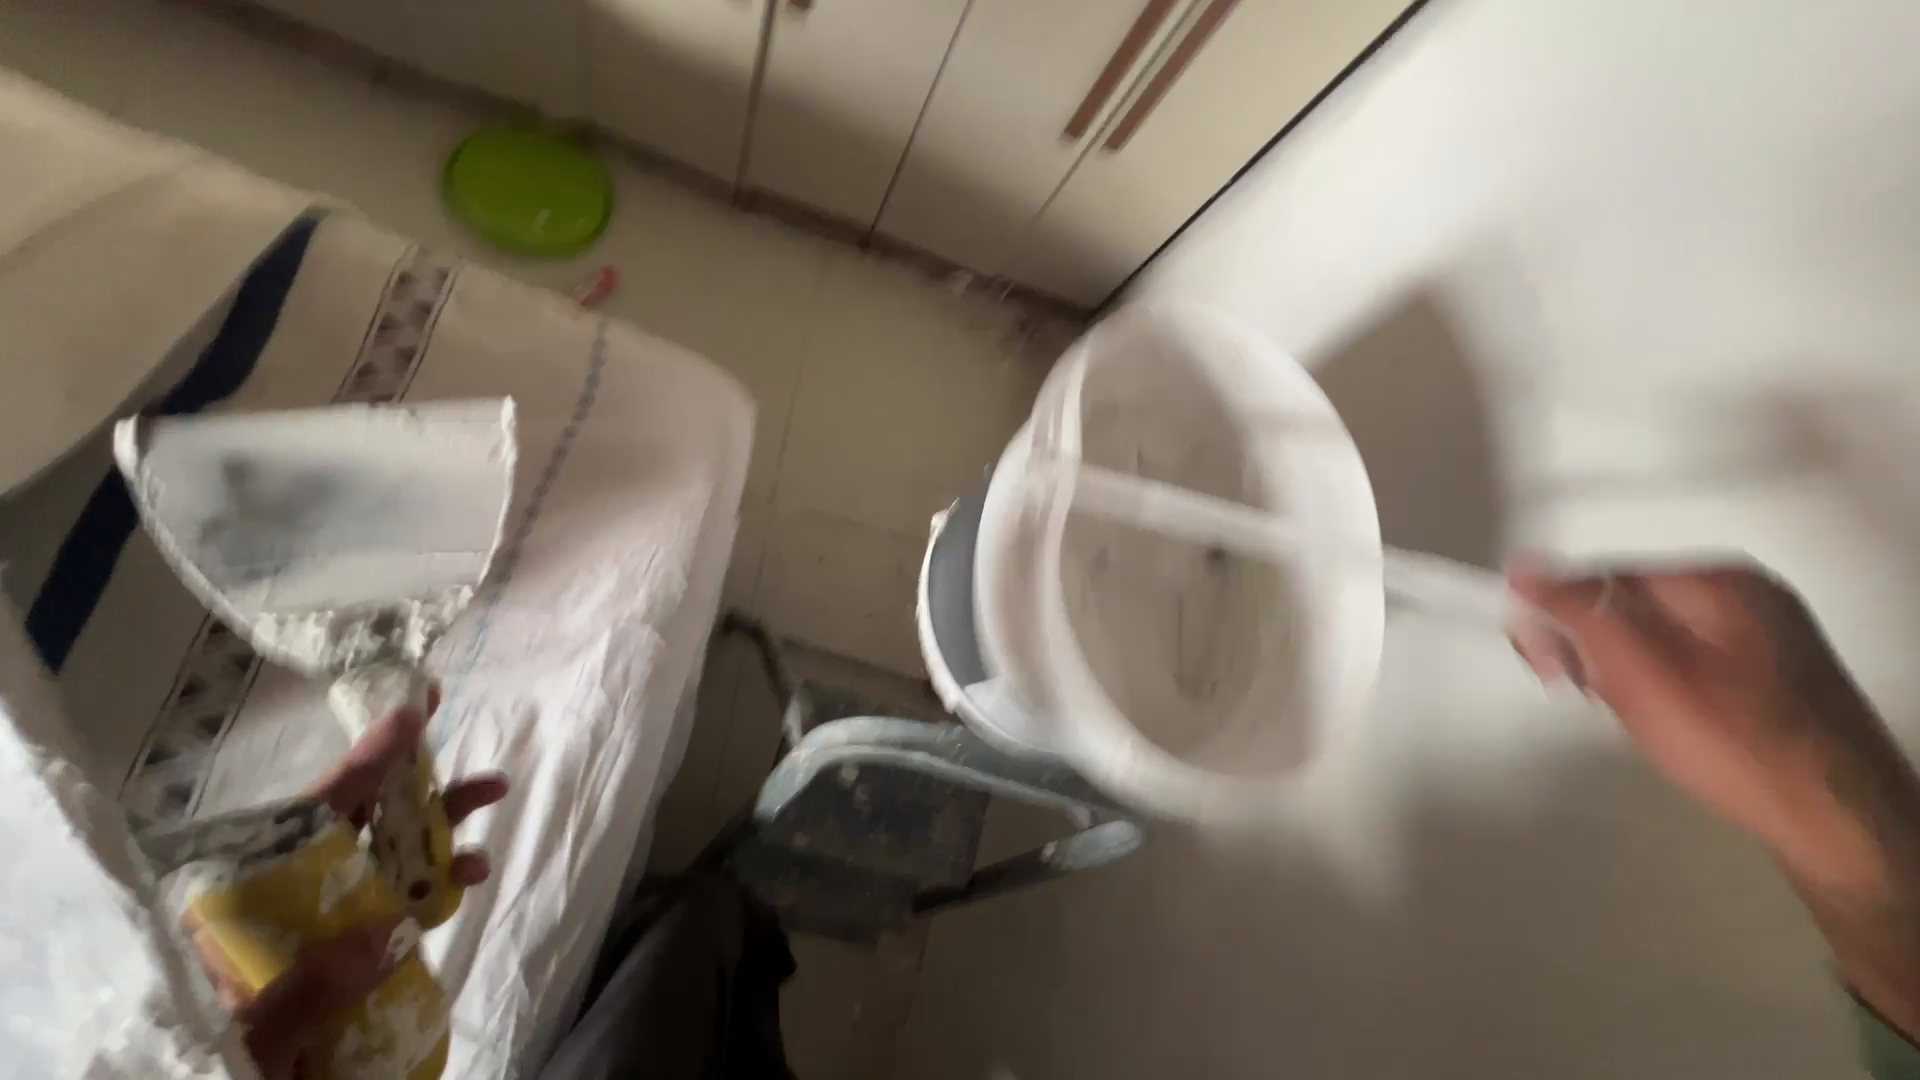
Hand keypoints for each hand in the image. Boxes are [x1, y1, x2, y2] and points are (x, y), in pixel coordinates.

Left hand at [190, 696, 507, 1078]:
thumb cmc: (211, 1053)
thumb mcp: (245, 1029)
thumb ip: (308, 983)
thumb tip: (391, 933)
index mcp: (248, 899)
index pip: (308, 816)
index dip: (365, 765)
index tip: (409, 715)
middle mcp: (293, 896)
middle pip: (363, 824)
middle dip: (423, 788)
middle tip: (464, 754)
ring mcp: (329, 922)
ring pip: (392, 857)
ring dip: (444, 828)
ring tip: (493, 802)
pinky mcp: (357, 953)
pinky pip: (406, 904)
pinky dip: (441, 883)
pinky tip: (469, 876)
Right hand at [1510, 559, 1919, 1038]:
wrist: (1836, 823)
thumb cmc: (1735, 744)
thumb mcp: (1636, 668)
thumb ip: (1576, 609)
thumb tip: (1523, 568)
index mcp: (1714, 580)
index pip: (1594, 577)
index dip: (1557, 618)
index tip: (1546, 664)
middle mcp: (1738, 593)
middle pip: (1618, 601)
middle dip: (1584, 643)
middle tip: (1580, 687)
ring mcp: (1752, 631)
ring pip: (1639, 631)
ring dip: (1610, 665)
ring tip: (1623, 707)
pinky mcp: (1754, 668)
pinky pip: (1670, 654)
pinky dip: (1644, 679)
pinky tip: (1651, 711)